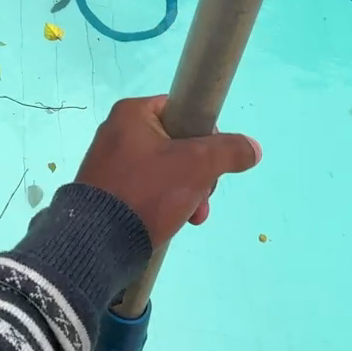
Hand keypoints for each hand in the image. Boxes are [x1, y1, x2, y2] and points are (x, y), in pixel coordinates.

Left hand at [75, 96, 261, 247]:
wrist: (99, 240)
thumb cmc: (147, 190)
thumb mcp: (197, 165)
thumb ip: (228, 151)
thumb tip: (253, 147)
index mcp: (131, 113)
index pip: (181, 110)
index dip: (205, 133)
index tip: (213, 159)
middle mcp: (117, 132)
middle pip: (177, 144)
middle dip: (199, 173)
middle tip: (204, 194)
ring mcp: (110, 162)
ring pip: (166, 170)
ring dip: (189, 192)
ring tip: (194, 215)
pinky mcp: (108, 189)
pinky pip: (148, 188)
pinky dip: (166, 202)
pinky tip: (178, 221)